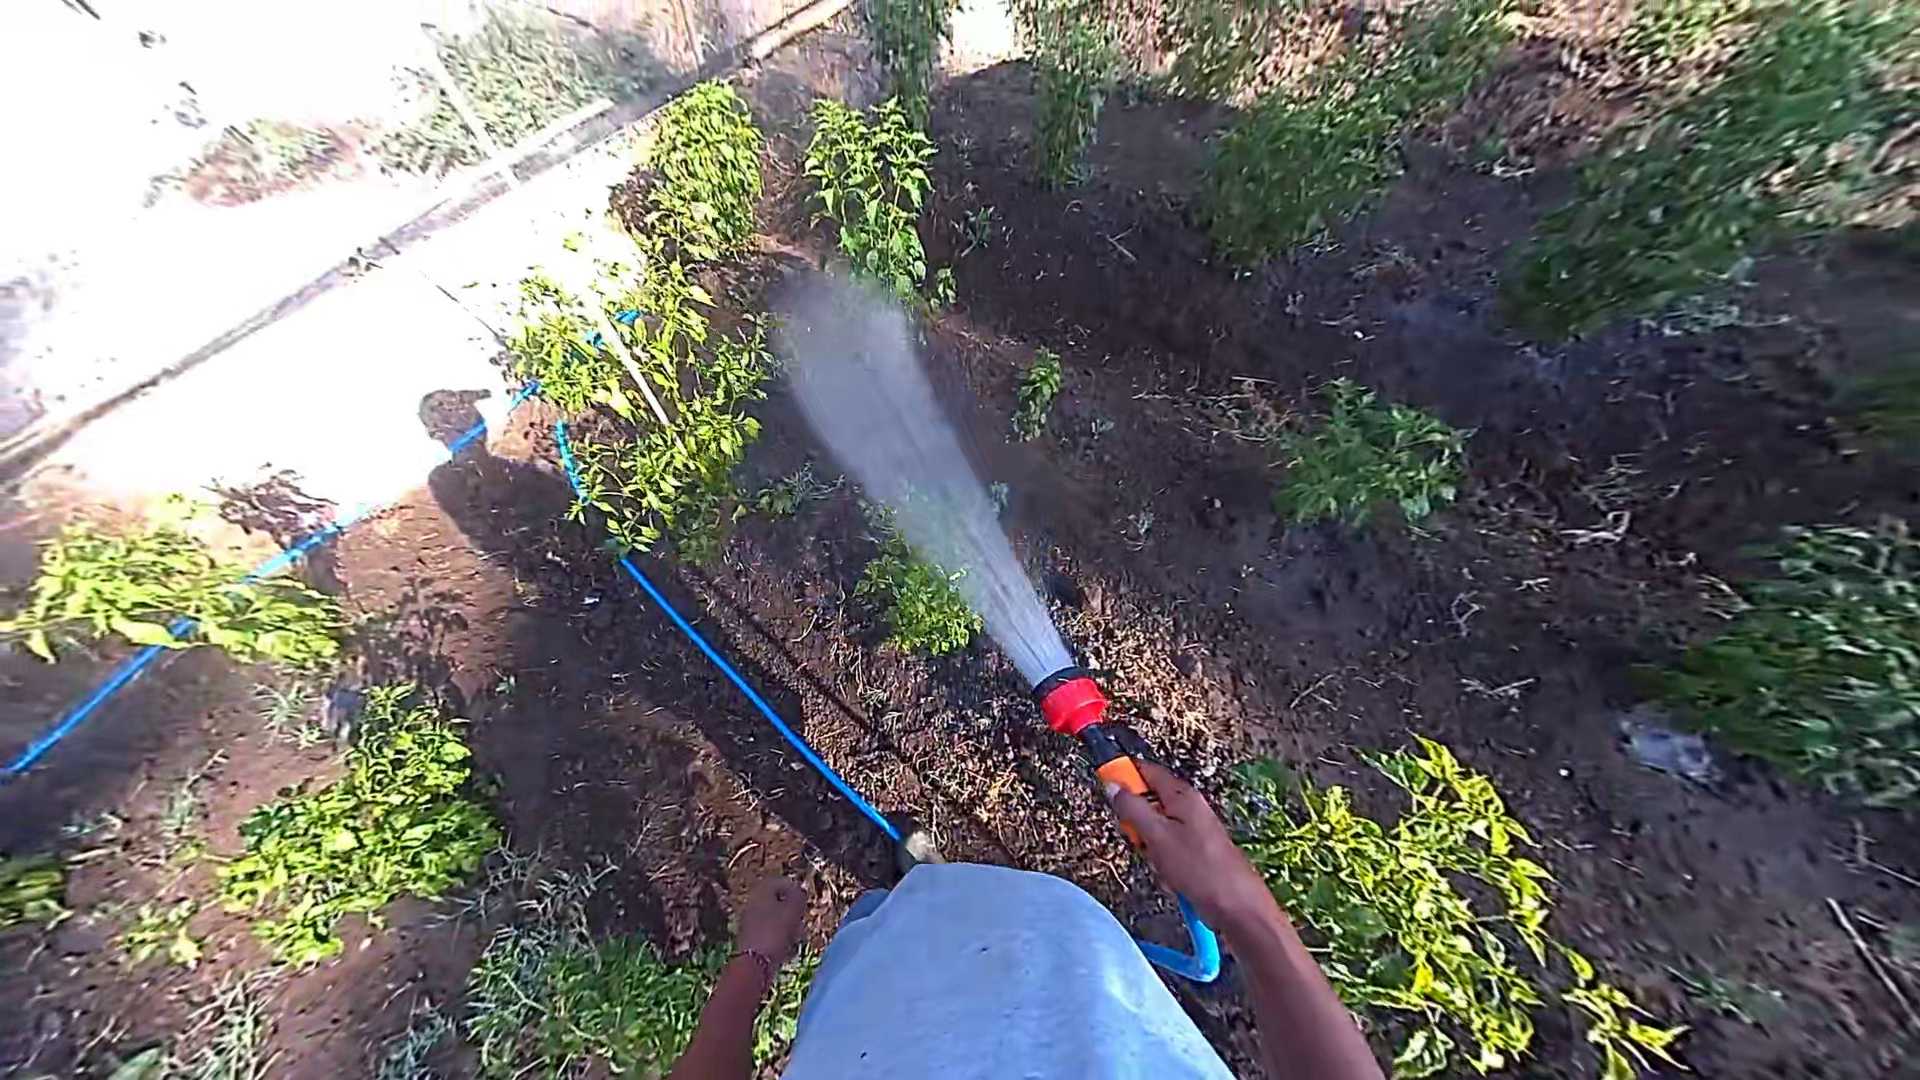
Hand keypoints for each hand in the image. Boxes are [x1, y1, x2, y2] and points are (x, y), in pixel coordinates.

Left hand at [737, 876, 807, 965]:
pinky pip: (770, 936)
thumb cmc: (774, 931)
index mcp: (762, 891)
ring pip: (775, 920)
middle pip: (779, 902)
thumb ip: (799, 897)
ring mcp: (750, 924)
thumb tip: (801, 892)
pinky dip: (780, 941)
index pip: (782, 882)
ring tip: (797, 939)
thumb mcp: (793, 910)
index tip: (804, 903)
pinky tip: (788, 952)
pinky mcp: (750, 942)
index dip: (796, 891)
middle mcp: (753, 904)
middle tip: (802, 921)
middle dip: (793, 912)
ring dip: (788, 928)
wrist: (752, 966)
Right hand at [1106, 761, 1284, 936]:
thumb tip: (1112, 785)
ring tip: (1160, 864)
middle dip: (1137, 822)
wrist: (1240, 910)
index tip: (1107, 788)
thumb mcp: (1156, 835)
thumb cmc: (1200, 869)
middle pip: (1149, 801)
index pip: (1145, 770)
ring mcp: (1194, 829)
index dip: (1124, 775)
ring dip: (1150, 846)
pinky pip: (1168, 847)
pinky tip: (1172, 878)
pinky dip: (1163, 860)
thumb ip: (1131, 808)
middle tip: (1139, 839)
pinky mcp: (1197, 851)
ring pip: (1156, 828)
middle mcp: (1189, 807)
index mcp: (1181, 795)